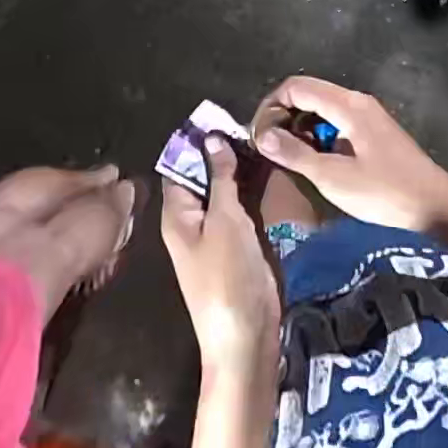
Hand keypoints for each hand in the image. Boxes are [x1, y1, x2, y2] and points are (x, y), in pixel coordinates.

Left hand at [161, 136, 280, 368]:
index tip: (220, 114)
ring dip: (240, 166)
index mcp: (177, 214)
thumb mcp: (224, 220)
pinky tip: (270, 166)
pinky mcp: (239, 240)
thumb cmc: (227, 275)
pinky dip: (252, 186)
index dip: (196, 141)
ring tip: (263, 136)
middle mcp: (193, 219)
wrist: (246, 333)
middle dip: (223, 150)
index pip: (180, 166)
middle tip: (250, 121)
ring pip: (226, 188)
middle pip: (205, 175)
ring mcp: (217, 230)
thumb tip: (213, 138)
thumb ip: (221, 177)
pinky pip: (242, 204)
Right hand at [251, 76, 447, 233]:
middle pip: (308, 92)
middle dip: (283, 114)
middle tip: (268, 146)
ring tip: (287, 155)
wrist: (435, 205)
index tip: (258, 135)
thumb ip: (295, 154)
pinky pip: (335, 120)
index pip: (297, 87)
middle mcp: (356, 101)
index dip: (271, 106)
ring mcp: (367, 114)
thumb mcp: (333, 178)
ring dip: (300, 125)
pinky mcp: (372, 130)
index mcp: (347, 105)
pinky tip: (314, 159)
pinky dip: (318, 132)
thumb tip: (262, 135)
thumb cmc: (384, 192)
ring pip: (321, 107)